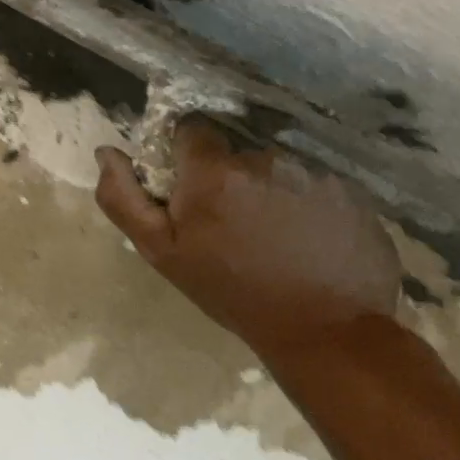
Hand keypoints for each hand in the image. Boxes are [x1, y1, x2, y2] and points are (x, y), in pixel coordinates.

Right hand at [95, 118, 401, 360]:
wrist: (325, 331)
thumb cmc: (230, 289)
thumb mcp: (160, 250)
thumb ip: (123, 196)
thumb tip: (106, 152)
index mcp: (213, 171)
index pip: (191, 128)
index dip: (183, 152)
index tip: (186, 183)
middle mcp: (266, 161)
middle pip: (235, 150)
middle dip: (226, 176)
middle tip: (228, 220)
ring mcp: (315, 175)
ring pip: (275, 167)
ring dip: (266, 188)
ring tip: (270, 231)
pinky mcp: (353, 193)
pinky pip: (313, 183)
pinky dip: (303, 202)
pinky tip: (304, 236)